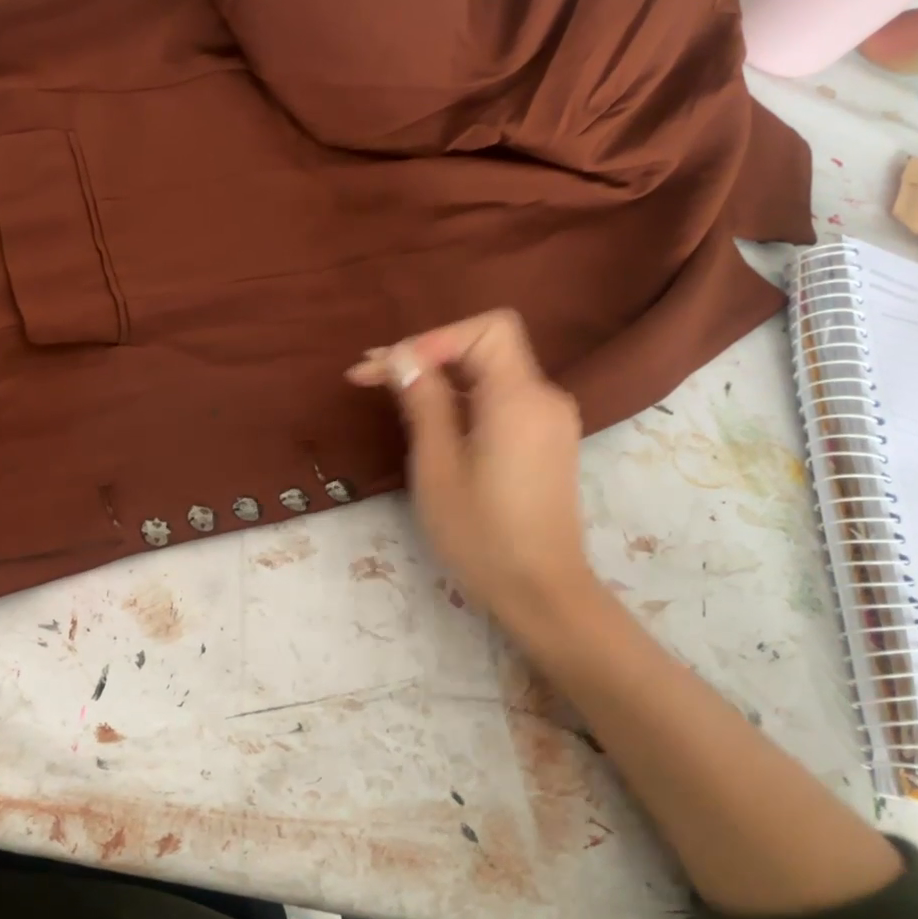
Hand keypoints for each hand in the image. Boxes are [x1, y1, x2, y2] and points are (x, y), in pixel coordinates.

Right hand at [347, 309, 594, 629]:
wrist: (538, 588)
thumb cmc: (479, 530)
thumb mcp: (437, 464)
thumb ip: (423, 402)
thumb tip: (400, 358)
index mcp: (519, 398)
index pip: (486, 330)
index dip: (431, 340)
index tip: (383, 369)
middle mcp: (544, 398)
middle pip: (487, 346)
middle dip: (427, 353)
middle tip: (368, 377)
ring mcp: (549, 420)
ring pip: (491, 372)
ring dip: (440, 376)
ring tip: (388, 395)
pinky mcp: (543, 441)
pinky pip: (499, 399)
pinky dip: (460, 398)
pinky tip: (427, 419)